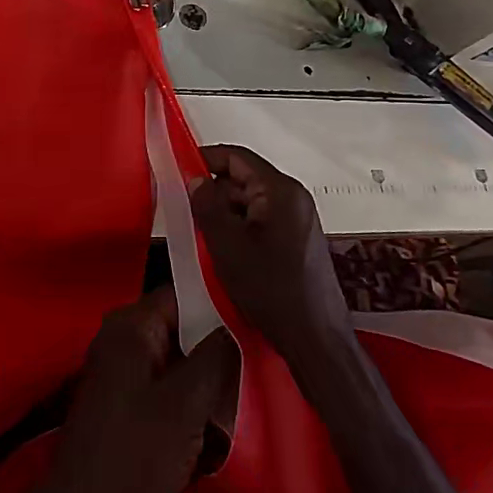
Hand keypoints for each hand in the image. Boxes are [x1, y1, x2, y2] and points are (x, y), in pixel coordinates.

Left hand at [37, 288, 239, 492]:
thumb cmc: (136, 454)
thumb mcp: (186, 402)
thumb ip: (215, 355)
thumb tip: (233, 323)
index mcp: (129, 327)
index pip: (180, 295)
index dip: (218, 305)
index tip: (256, 323)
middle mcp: (120, 343)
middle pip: (180, 330)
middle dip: (216, 350)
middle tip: (255, 368)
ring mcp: (121, 378)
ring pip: (177, 365)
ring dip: (205, 384)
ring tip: (239, 401)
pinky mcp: (124, 411)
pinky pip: (166, 395)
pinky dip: (189, 407)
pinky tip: (213, 429)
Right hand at [187, 144, 347, 354]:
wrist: (313, 335)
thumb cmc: (269, 288)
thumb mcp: (226, 245)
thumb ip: (207, 206)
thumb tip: (196, 180)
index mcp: (280, 191)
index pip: (237, 158)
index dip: (205, 158)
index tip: (178, 169)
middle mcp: (294, 198)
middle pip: (244, 179)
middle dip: (214, 192)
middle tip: (187, 212)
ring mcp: (299, 218)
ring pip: (251, 202)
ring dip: (225, 214)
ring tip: (205, 238)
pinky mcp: (298, 239)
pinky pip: (261, 220)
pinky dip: (240, 228)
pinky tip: (226, 252)